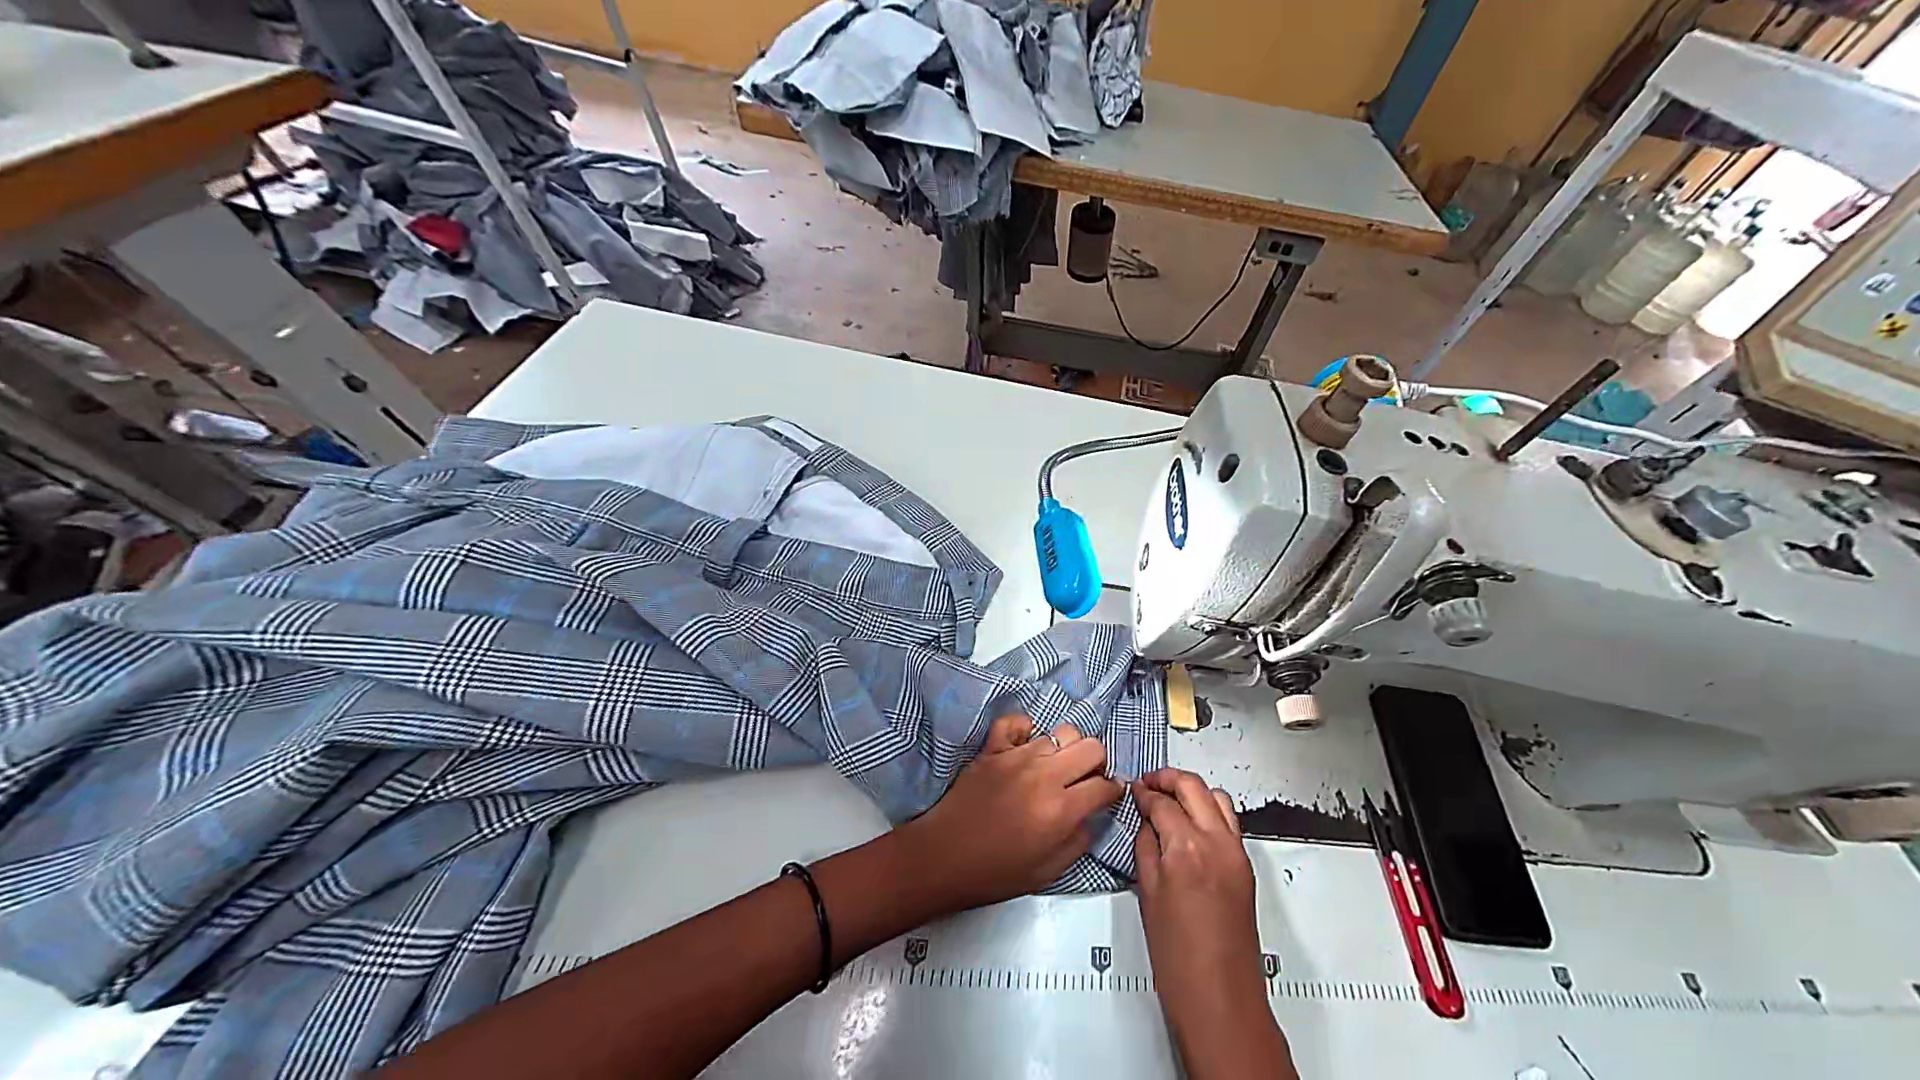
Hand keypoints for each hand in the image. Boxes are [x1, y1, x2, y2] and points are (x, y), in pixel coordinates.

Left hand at [894, 714, 1123, 911]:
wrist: (945, 856)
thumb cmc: (997, 871)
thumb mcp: (1049, 870)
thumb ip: (1080, 839)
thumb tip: (1093, 813)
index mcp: (1060, 810)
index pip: (1104, 785)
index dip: (1113, 791)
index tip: (1108, 795)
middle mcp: (1043, 776)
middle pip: (1091, 746)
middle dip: (1096, 763)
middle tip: (1085, 779)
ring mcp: (1016, 757)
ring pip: (1060, 732)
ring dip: (1065, 750)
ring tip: (1055, 768)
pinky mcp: (992, 749)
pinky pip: (1017, 723)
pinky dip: (1026, 730)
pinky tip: (1026, 748)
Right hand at [1134, 769, 1293, 1079]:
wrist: (1219, 998)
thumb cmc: (1179, 959)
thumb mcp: (1147, 894)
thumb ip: (1145, 848)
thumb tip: (1146, 824)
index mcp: (1188, 849)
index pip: (1162, 802)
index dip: (1143, 792)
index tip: (1134, 791)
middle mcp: (1218, 844)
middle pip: (1193, 787)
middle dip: (1168, 779)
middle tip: (1148, 784)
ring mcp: (1237, 855)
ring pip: (1217, 798)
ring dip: (1192, 791)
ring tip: (1169, 799)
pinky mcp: (1246, 868)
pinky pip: (1228, 822)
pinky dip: (1209, 811)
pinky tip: (1189, 824)